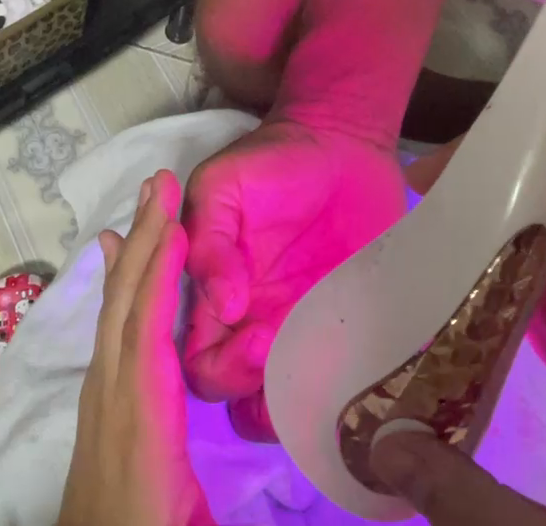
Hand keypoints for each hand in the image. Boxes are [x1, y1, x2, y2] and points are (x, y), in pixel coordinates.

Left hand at [58, 170, 214, 525]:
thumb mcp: (199, 517)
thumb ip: (243, 471)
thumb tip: (286, 452)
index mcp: (142, 422)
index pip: (148, 334)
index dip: (159, 275)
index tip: (177, 223)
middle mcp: (113, 394)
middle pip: (124, 304)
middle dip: (142, 239)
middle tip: (157, 182)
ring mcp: (101, 392)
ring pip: (114, 308)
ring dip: (130, 251)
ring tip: (142, 204)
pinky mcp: (101, 397)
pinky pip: (111, 325)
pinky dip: (119, 282)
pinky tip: (116, 261)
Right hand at [181, 118, 406, 437]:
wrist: (342, 144)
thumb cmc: (273, 160)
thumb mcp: (225, 185)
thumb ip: (209, 238)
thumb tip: (222, 303)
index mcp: (213, 293)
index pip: (194, 356)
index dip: (216, 362)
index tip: (252, 329)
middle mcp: (248, 321)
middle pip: (228, 391)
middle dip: (245, 382)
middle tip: (276, 341)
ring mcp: (297, 330)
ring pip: (276, 401)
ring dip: (286, 402)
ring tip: (313, 367)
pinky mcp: (344, 329)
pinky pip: (334, 381)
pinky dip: (336, 393)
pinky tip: (350, 373)